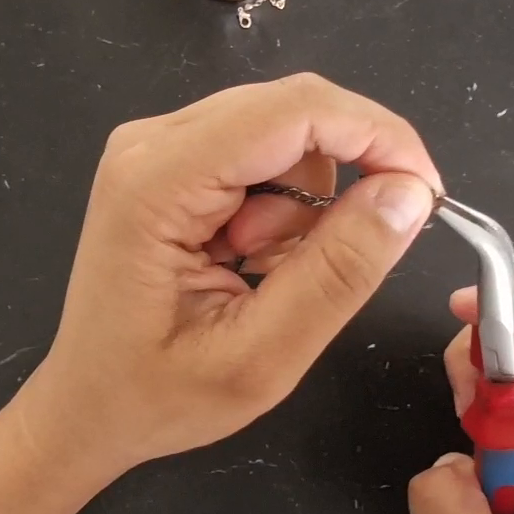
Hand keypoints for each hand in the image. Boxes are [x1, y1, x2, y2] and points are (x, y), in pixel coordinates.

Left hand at [18, 74, 441, 476]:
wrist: (88, 404)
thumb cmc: (158, 395)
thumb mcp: (262, 356)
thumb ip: (338, 273)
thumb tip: (411, 193)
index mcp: (158, 181)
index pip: (293, 109)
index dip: (378, 136)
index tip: (425, 195)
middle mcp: (151, 141)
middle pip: (290, 112)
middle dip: (333, 184)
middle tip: (319, 264)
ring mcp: (156, 146)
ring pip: (282, 136)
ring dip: (300, 206)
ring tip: (261, 273)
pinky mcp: (169, 162)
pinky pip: (259, 157)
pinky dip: (278, 209)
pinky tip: (246, 259)